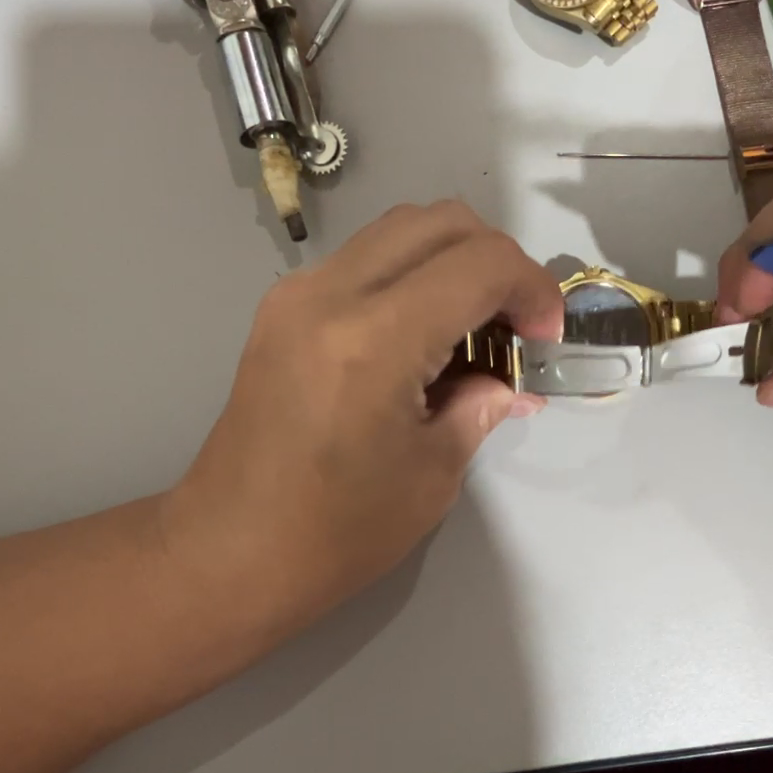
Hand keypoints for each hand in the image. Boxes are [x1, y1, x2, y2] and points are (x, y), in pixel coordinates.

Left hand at [168, 202, 562, 627]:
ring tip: (472, 324)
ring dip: (452, 259)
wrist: (227, 550)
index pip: (480, 263)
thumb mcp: (432, 474)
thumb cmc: (336, 532)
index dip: (532, 287)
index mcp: (376, 339)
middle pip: (440, 221)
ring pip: (398, 228)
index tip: (545, 336)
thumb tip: (510, 381)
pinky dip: (409, 273)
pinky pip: (363, 258)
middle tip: (515, 322)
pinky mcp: (280, 306)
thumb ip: (480, 405)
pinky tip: (421, 332)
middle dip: (497, 260)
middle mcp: (330, 294)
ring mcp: (297, 293)